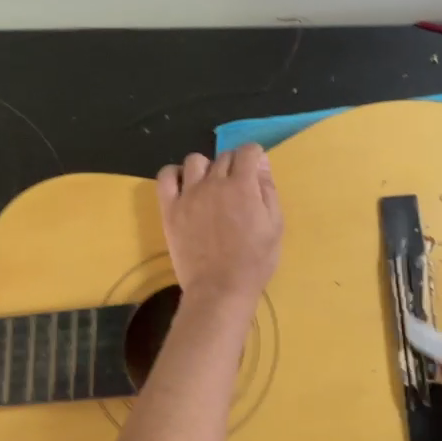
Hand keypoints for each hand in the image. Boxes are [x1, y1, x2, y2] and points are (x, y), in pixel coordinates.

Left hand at [155, 144, 282, 313]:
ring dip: (207, 167)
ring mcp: (189, 195)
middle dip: (235, 165)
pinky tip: (184, 185)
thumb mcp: (275, 225)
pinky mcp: (170, 209)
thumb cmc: (254, 261)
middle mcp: (214, 183)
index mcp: (242, 186)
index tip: (257, 171)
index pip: (248, 151)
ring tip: (211, 186)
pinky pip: (166, 177)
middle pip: (224, 156)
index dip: (255, 157)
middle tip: (238, 188)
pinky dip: (175, 174)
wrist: (220, 289)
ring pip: (195, 160)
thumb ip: (268, 190)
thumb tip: (261, 163)